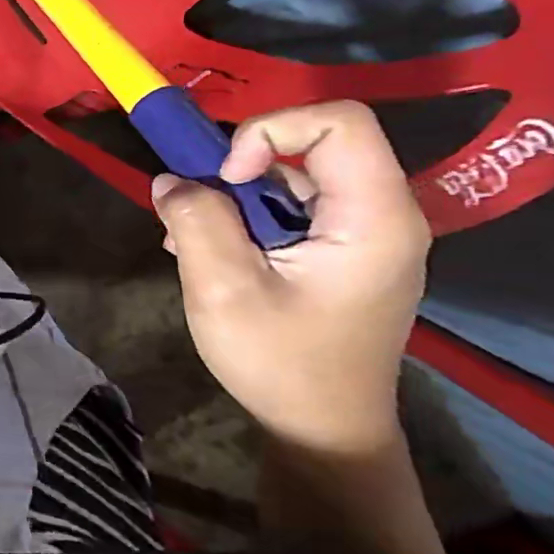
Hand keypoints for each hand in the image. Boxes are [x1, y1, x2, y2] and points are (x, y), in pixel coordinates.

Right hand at [152, 101, 429, 454]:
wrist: (325, 432)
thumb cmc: (282, 364)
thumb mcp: (223, 290)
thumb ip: (196, 221)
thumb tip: (171, 180)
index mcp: (373, 217)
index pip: (338, 121)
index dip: (271, 130)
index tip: (230, 179)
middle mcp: (382, 214)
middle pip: (312, 144)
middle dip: (240, 166)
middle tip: (195, 208)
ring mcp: (363, 234)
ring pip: (294, 176)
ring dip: (235, 196)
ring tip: (191, 241)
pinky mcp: (342, 253)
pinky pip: (292, 209)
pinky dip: (246, 218)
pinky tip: (211, 254)